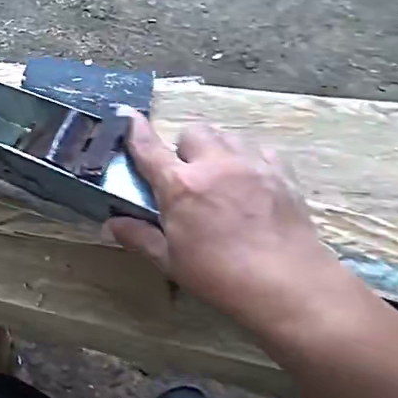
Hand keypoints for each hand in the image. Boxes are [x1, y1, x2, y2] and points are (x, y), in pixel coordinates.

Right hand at [104, 110, 345, 327]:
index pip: (149, 148)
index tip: (128, 115)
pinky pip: (261, 151)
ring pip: (228, 137)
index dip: (135, 129)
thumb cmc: (220, 277)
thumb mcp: (172, 263)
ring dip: (218, 150)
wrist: (285, 282)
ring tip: (221, 177)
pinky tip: (253, 183)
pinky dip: (251, 161)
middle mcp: (214, 164)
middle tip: (188, 176)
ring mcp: (251, 164)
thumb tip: (112, 224)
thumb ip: (141, 237)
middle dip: (186, 148)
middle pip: (194, 132)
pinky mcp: (281, 172)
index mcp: (181, 186)